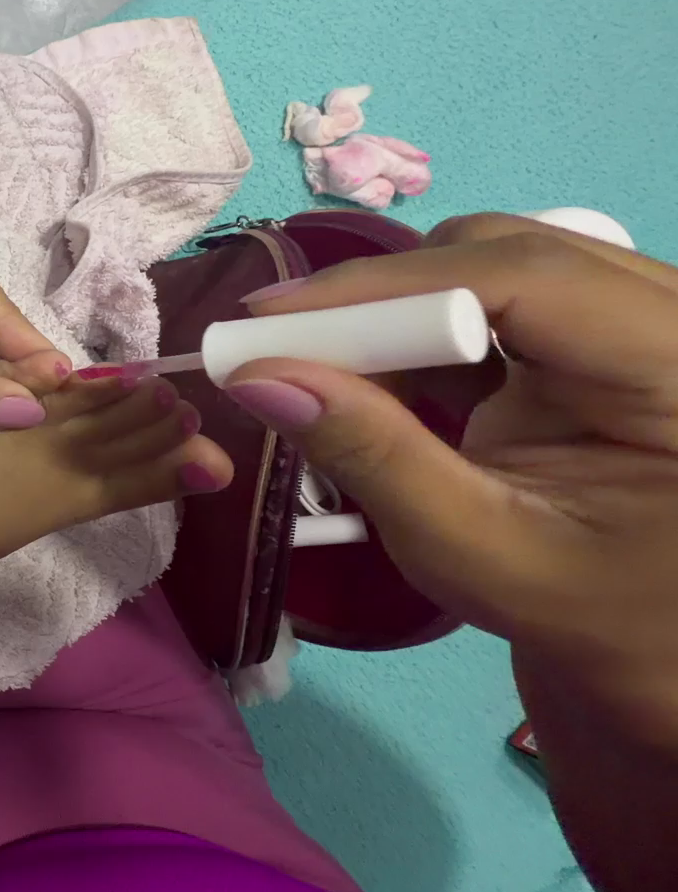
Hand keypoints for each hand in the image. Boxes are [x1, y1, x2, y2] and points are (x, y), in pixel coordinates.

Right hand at [223, 214, 677, 736]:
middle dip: (380, 292)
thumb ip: (365, 453)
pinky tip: (367, 373)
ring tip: (321, 364)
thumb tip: (254, 377)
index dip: (388, 284)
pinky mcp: (600, 340)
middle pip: (513, 252)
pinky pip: (491, 297)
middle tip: (281, 340)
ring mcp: (646, 330)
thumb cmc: (583, 612)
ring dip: (391, 308)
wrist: (658, 638)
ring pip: (495, 264)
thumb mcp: (465, 546)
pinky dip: (409, 328)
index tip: (269, 316)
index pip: (534, 279)